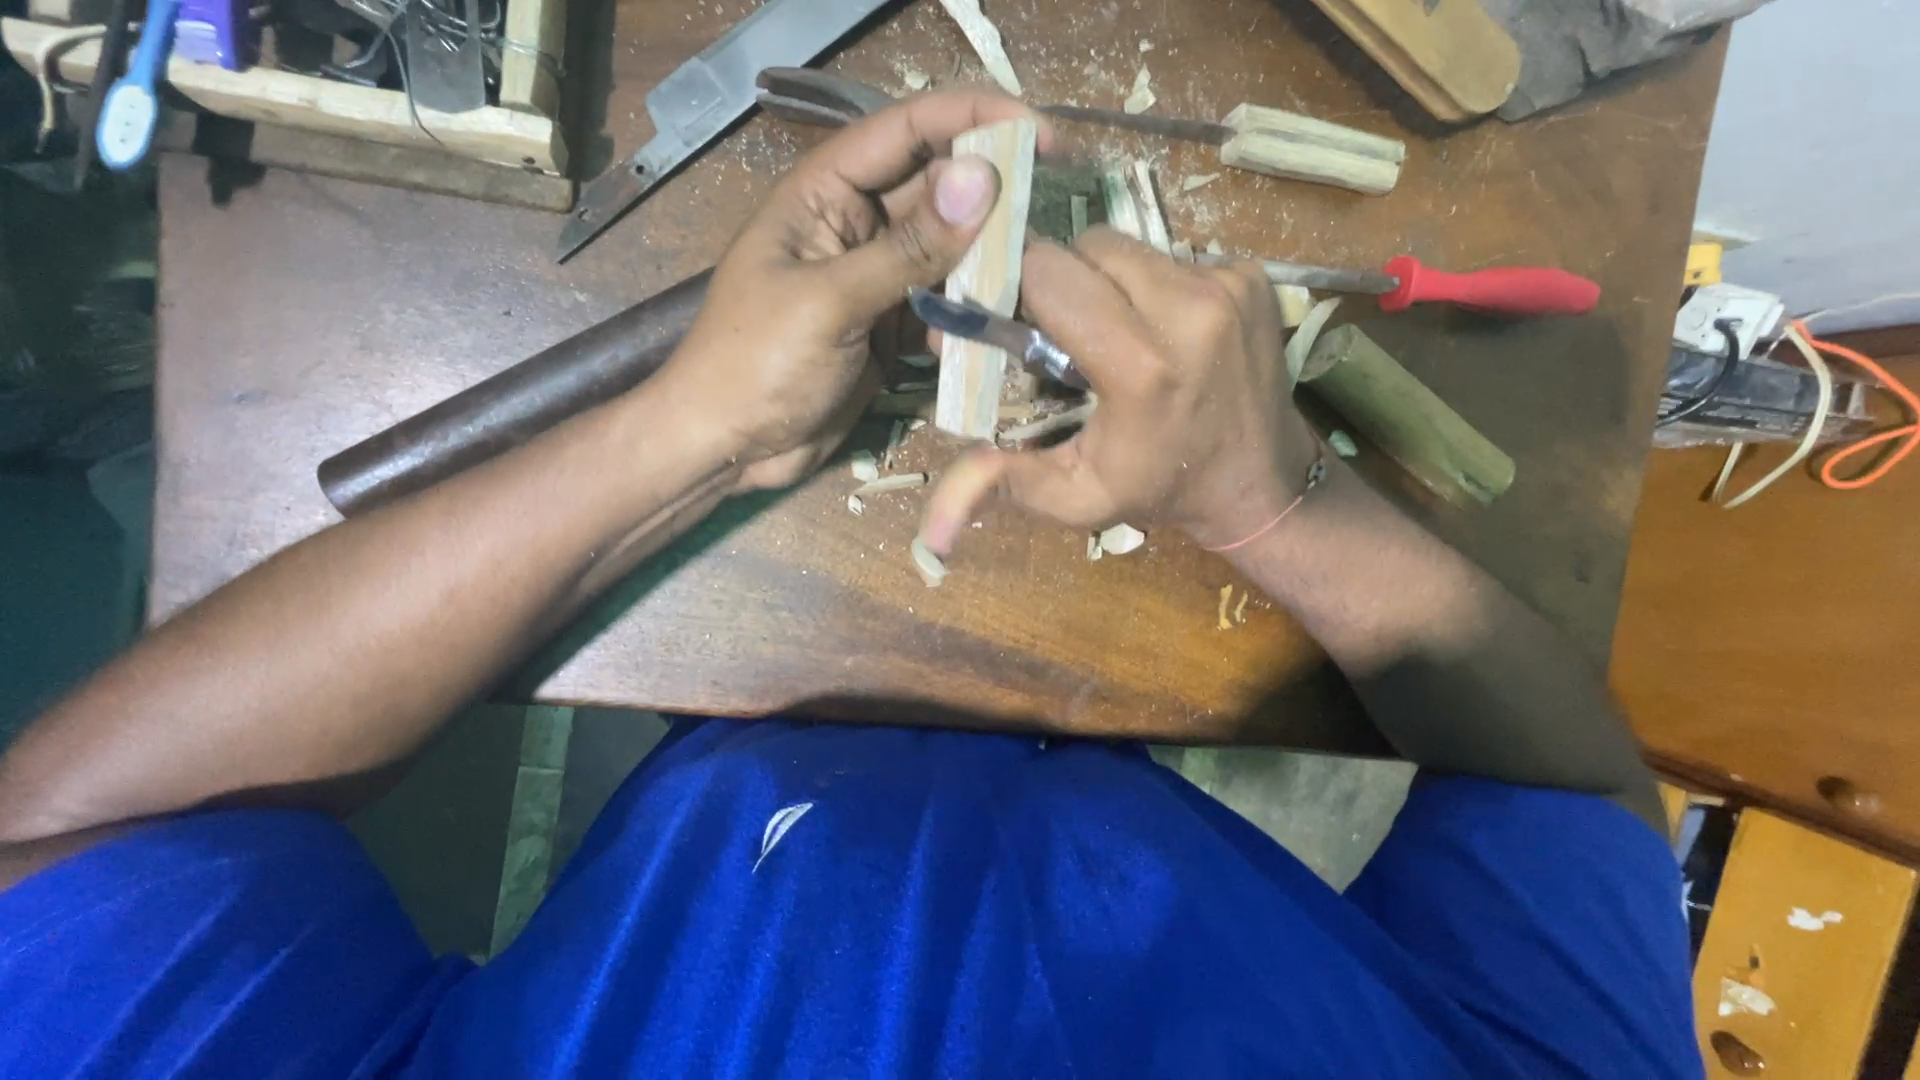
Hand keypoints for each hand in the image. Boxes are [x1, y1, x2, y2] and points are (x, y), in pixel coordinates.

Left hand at [659, 91, 1050, 491]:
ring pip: (947, 254)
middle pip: (937, 192)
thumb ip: (908, 248)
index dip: (975, 120)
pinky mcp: (888, 327)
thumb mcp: (831, 301)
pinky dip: (964, 321)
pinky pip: (941, 308)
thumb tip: (983, 182)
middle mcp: (854, 225)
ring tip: (1023, 288)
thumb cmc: (755, 363)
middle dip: (990, 204)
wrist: (728, 446)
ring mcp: (873, 278)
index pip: (907, 132)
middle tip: (1044, 225)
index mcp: (824, 193)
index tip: (1042, 135)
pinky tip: (979, 342)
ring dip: (984, 269)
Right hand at [922, 229, 1318, 552]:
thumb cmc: (1158, 487)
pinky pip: (1171, 254)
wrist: (1261, 479)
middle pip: (1086, 248)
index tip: (1009, 318)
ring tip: (1112, 330)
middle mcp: (1191, 310)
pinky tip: (1159, 328)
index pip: (1050, 275)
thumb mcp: (1075, 499)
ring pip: (1128, 245)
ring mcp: (1229, 285)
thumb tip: (930, 530)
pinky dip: (1151, 283)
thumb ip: (1002, 487)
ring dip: (1105, 280)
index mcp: (1143, 368)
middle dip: (1059, 280)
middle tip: (1060, 328)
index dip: (1016, 287)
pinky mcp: (1253, 274)